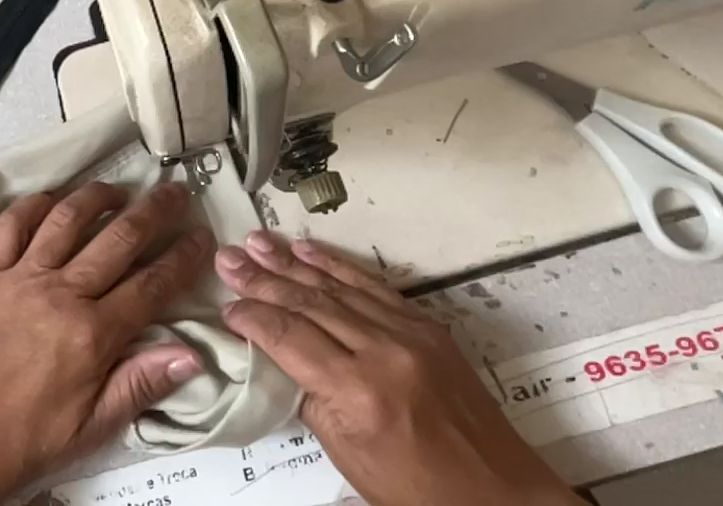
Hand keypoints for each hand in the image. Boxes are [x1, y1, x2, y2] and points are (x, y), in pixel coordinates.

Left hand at [0, 182, 213, 505]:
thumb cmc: (27, 440)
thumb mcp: (92, 428)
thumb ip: (141, 385)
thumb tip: (193, 354)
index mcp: (91, 335)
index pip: (151, 286)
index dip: (182, 258)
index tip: (202, 235)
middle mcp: (60, 294)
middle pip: (117, 240)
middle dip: (153, 211)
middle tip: (175, 191)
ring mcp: (21, 279)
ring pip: (67, 220)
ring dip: (97, 197)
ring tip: (119, 189)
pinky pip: (11, 227)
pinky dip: (33, 205)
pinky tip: (52, 198)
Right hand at [217, 232, 583, 505]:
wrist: (498, 495)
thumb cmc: (416, 490)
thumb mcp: (348, 456)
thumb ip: (310, 398)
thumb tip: (276, 354)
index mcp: (358, 393)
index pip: (289, 338)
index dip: (253, 318)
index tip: (225, 305)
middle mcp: (382, 352)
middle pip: (308, 303)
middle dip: (262, 279)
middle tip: (226, 258)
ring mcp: (408, 332)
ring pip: (336, 286)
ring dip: (290, 262)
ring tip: (255, 242)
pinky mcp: (426, 323)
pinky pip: (371, 285)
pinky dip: (336, 264)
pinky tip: (306, 249)